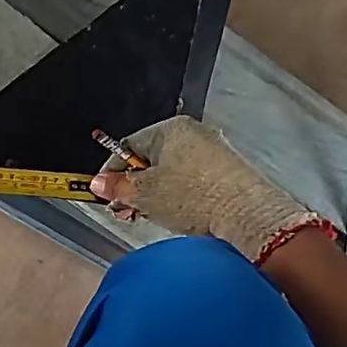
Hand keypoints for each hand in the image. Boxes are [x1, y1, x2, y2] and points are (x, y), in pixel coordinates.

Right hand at [89, 116, 330, 264]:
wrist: (246, 216)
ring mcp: (212, 153)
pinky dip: (177, 198)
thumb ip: (117, 186)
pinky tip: (175, 216)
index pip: (127, 147)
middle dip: (134, 187)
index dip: (111, 172)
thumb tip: (100, 183)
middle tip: (126, 208)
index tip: (104, 192)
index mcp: (171, 129)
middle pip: (149, 160)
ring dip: (154, 195)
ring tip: (151, 215)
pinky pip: (190, 182)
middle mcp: (194, 135)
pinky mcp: (225, 174)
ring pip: (170, 173)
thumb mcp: (144, 194)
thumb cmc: (197, 198)